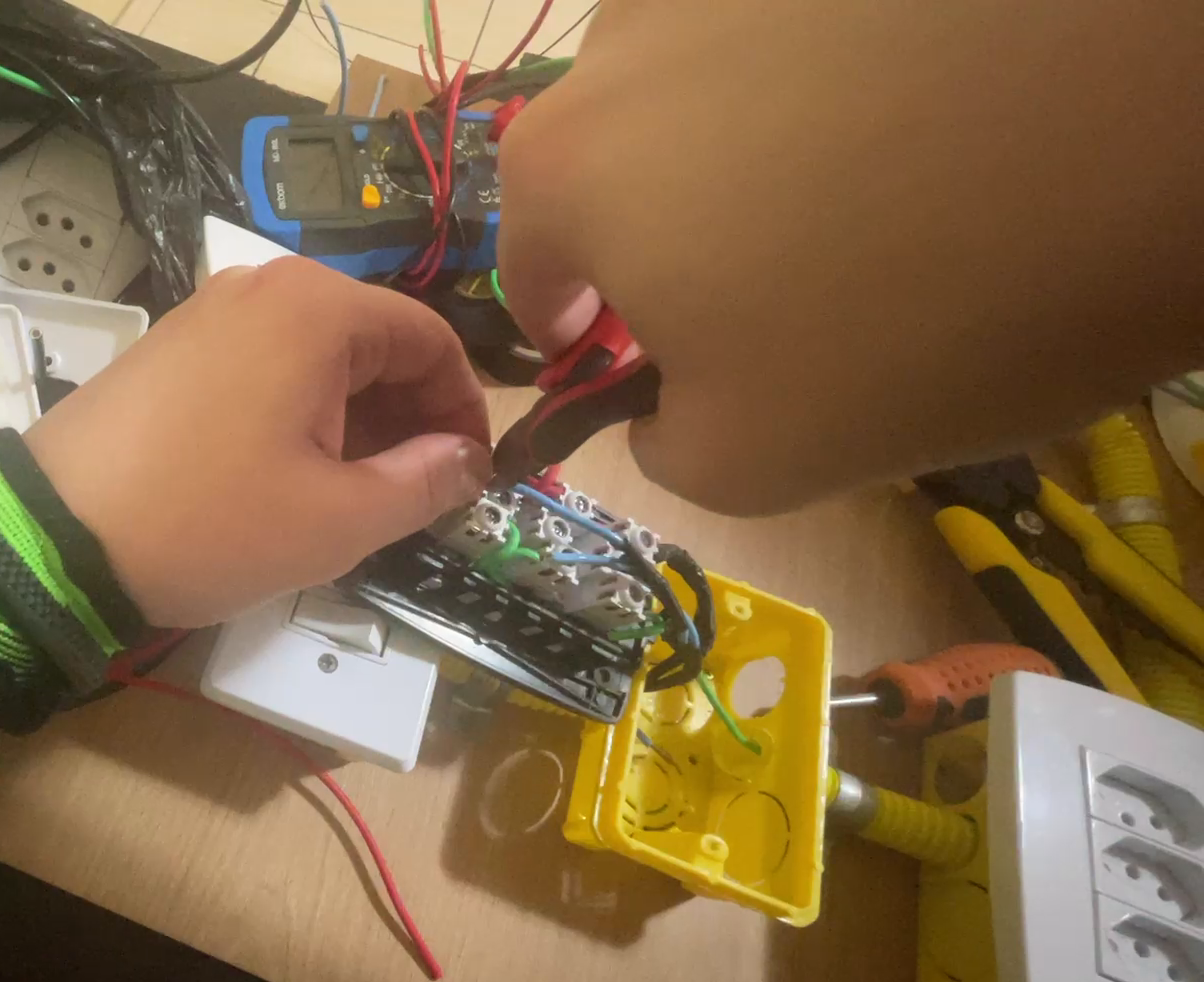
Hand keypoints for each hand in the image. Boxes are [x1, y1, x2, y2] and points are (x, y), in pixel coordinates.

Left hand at [25, 257, 491, 626]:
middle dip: (406, 418)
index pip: (430, 339)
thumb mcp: (337, 519)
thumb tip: (467, 460)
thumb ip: (423, 483)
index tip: (469, 474)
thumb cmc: (211, 523)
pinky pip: (262, 368)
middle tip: (412, 493)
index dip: (463, 409)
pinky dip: (297, 413)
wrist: (54, 538)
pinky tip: (286, 471)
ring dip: (353, 420)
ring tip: (351, 491)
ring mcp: (208, 313)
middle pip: (371, 343)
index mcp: (317, 308)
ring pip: (316, 358)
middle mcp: (263, 287)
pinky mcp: (171, 348)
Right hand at [495, 3, 1203, 513]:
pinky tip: (929, 97)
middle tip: (772, 276)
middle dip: (661, 238)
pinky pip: (794, 29)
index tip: (633, 354)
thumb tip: (662, 403)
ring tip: (869, 176)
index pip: (528, 276)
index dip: (575, 332)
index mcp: (563, 173)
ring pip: (698, 90)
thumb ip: (653, 446)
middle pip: (609, 177)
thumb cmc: (930, 307)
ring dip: (744, 146)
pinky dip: (837, 69)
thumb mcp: (747, 461)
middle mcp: (619, 40)